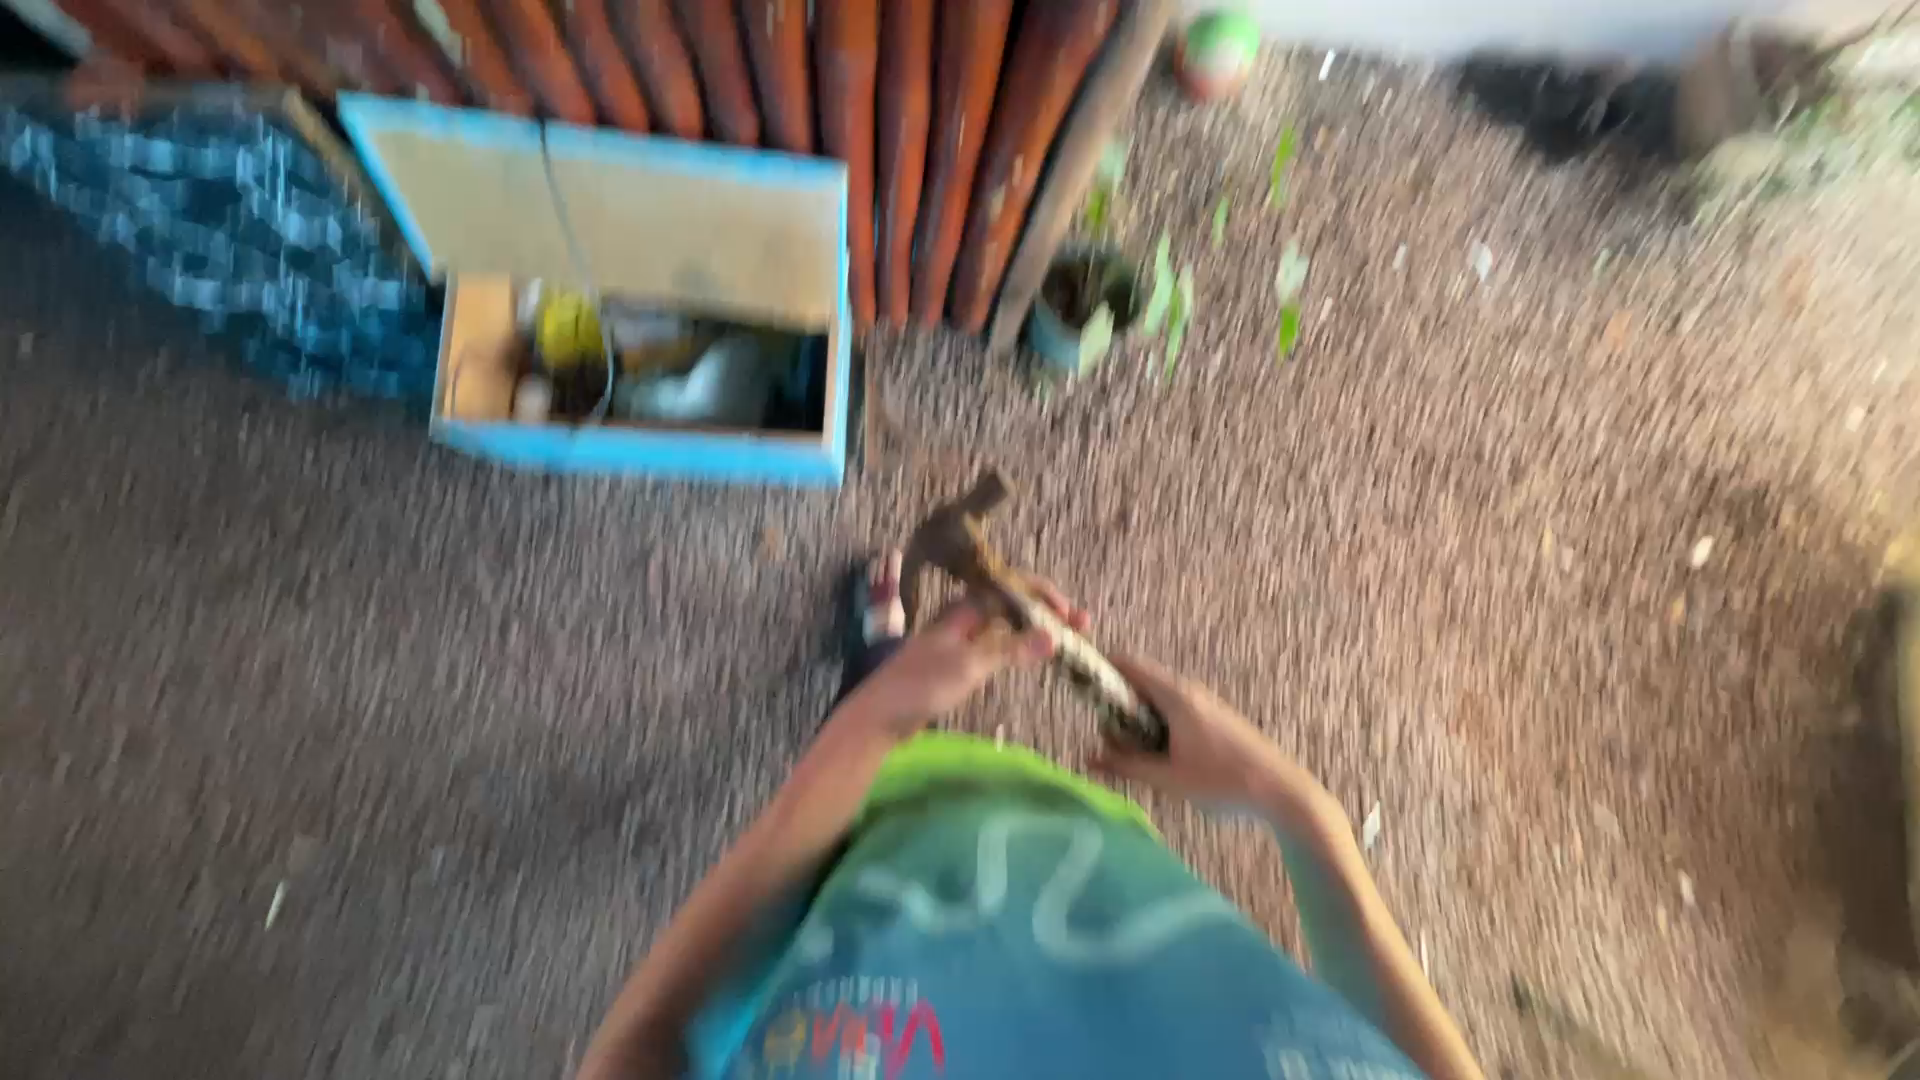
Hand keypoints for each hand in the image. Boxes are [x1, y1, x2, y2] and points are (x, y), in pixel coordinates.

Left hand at [833, 580, 1088, 738]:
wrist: (880, 715)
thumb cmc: (920, 685)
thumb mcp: (968, 666)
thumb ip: (1010, 650)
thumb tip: (1053, 638)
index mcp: (963, 608)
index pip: (1012, 588)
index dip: (1044, 596)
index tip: (1070, 615)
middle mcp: (964, 618)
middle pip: (1013, 605)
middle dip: (1047, 611)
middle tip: (1081, 625)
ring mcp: (961, 639)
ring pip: (1007, 626)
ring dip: (1036, 629)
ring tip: (1067, 639)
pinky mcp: (959, 662)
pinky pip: (998, 645)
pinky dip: (1020, 647)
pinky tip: (1034, 656)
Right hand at [1093, 655, 1336, 821]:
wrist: (1285, 794)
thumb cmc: (1223, 783)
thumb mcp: (1167, 778)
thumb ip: (1125, 766)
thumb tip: (1088, 757)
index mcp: (1175, 695)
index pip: (1127, 663)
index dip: (1100, 669)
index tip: (1082, 691)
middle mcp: (1189, 690)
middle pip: (1140, 681)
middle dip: (1116, 704)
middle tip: (1108, 739)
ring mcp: (1204, 703)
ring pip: (1157, 698)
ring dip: (1138, 718)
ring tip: (1133, 754)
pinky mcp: (1214, 718)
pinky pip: (1174, 709)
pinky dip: (1157, 724)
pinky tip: (1161, 757)